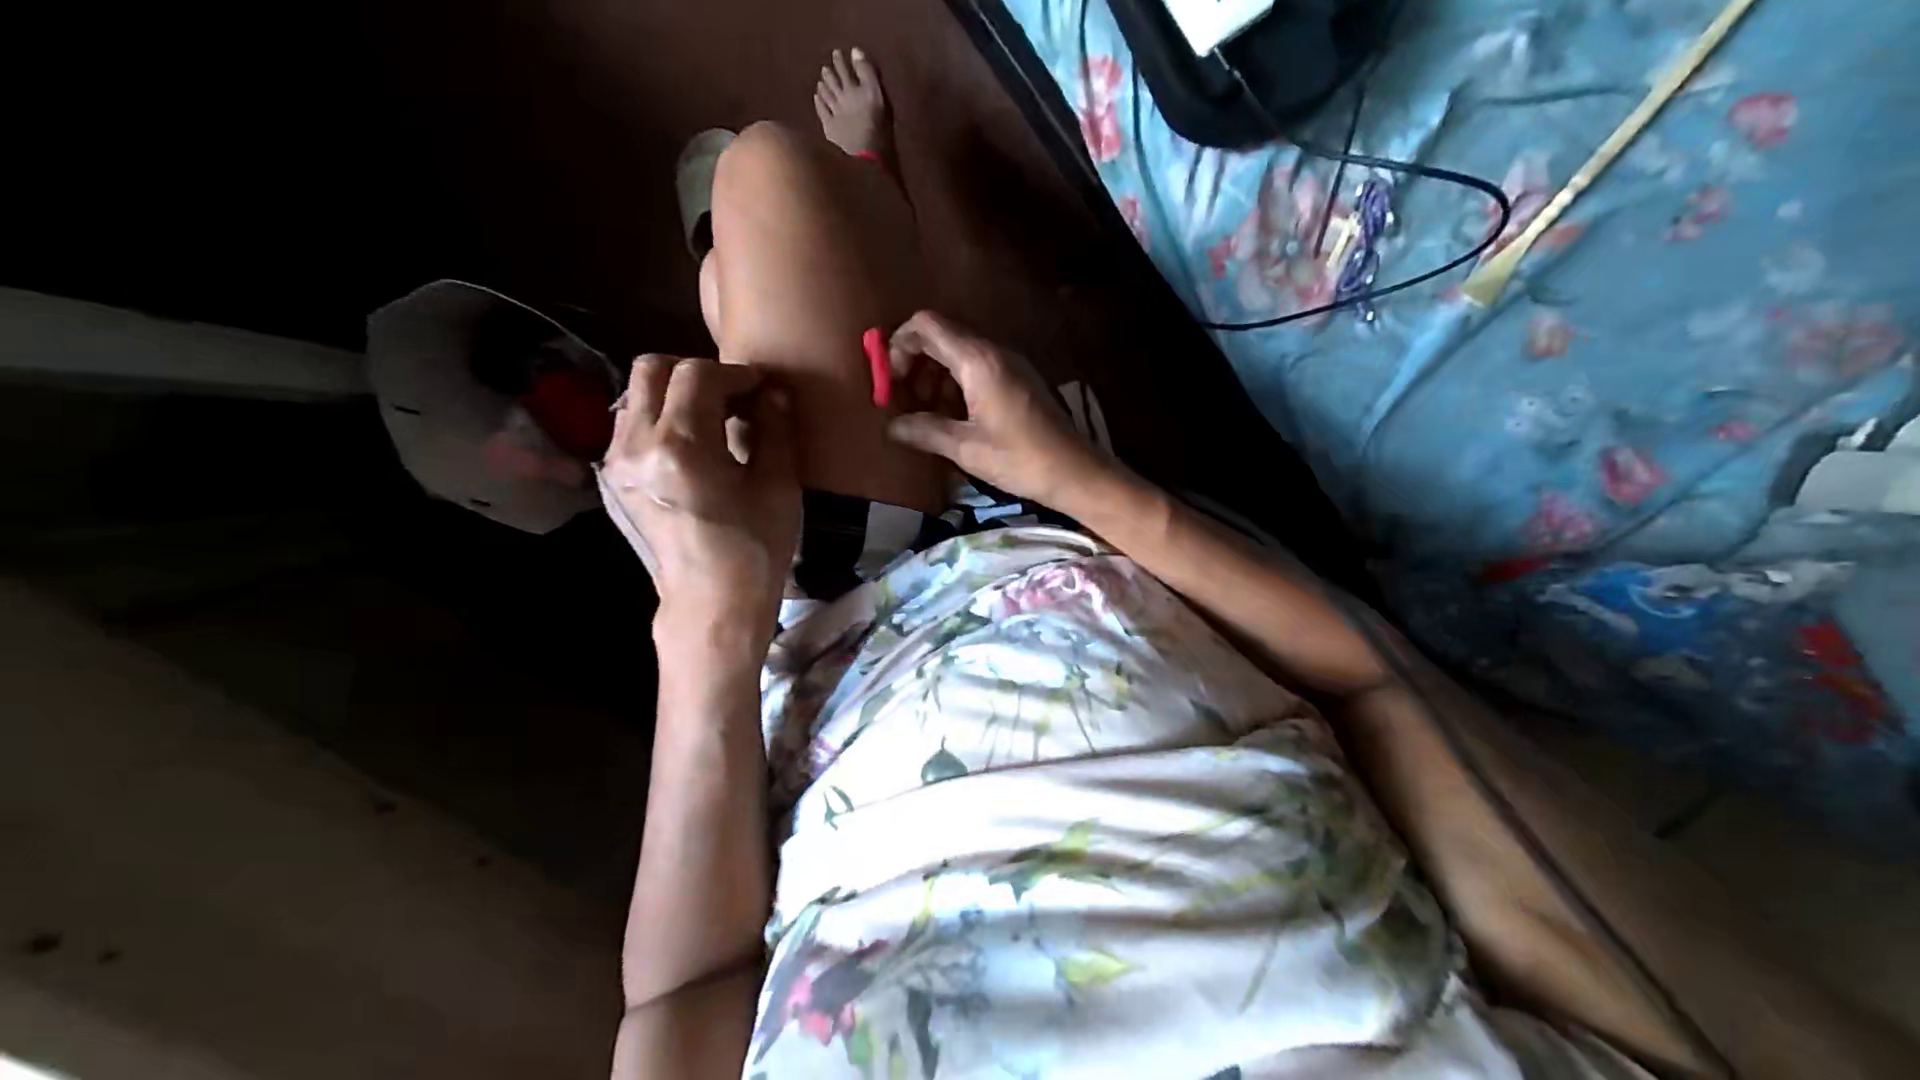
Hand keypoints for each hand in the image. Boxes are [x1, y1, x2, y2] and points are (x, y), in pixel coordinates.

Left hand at [600, 355, 800, 651]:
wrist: (711, 604)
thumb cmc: (753, 549)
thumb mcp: (777, 486)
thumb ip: (775, 429)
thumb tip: (773, 391)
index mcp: (680, 446)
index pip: (698, 375)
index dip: (735, 373)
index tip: (762, 388)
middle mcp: (635, 445)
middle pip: (653, 369)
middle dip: (696, 372)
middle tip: (732, 396)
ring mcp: (615, 463)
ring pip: (635, 394)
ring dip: (674, 393)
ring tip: (712, 420)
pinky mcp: (612, 480)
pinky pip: (629, 426)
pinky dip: (659, 419)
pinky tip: (691, 446)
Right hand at [884, 311, 1110, 508]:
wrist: (1076, 472)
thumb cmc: (1021, 459)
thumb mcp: (966, 448)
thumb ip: (924, 431)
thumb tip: (892, 426)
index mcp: (978, 360)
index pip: (926, 325)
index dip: (899, 346)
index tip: (892, 383)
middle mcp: (993, 352)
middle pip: (940, 338)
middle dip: (914, 366)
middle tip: (905, 405)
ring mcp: (1008, 364)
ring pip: (957, 355)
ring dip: (933, 379)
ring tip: (926, 417)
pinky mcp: (1017, 380)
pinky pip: (976, 370)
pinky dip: (955, 387)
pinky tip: (952, 420)